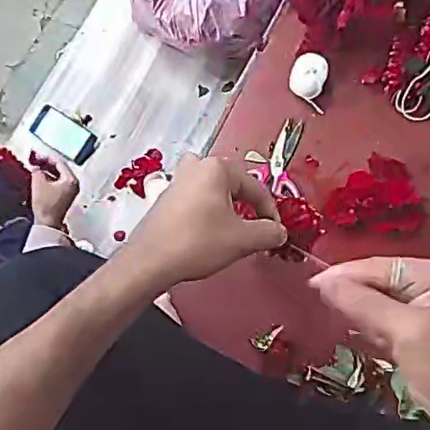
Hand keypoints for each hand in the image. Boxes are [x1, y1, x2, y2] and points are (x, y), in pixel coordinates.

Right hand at [29, 150, 77, 228]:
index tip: (37, 155)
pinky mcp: (65, 196)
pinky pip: (58, 182)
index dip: (46, 157)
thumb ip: (38, 171)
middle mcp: (74, 184)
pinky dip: (49, 178)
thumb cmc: (46, 205)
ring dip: (47, 171)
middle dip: (47, 163)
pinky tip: (40, 177)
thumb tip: (37, 167)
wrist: (48, 223)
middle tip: (36, 159)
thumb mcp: (39, 183)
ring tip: (36, 167)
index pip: (60, 163)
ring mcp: (70, 191)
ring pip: (59, 175)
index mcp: (71, 180)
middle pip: (61, 168)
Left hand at [116, 156, 287, 289]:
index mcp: (217, 168)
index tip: (275, 230)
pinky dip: (209, 214)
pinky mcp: (166, 197)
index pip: (256, 187)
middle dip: (249, 209)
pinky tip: (210, 235)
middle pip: (235, 186)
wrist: (150, 262)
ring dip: (229, 211)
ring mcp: (178, 180)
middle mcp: (196, 166)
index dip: (270, 211)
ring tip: (234, 234)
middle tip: (256, 231)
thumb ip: (269, 232)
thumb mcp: (243, 239)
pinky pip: (198, 200)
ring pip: (215, 193)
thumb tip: (278, 232)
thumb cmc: (197, 243)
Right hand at [310, 258, 429, 429]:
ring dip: (356, 310)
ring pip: (373, 297)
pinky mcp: (410, 324)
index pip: (380, 265)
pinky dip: (366, 324)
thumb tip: (324, 281)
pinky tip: (356, 332)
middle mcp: (428, 280)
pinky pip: (378, 315)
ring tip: (332, 317)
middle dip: (350, 292)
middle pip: (375, 279)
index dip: (345, 274)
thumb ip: (364, 303)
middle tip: (317, 302)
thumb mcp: (403, 331)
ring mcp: (420, 302)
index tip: (311, 285)